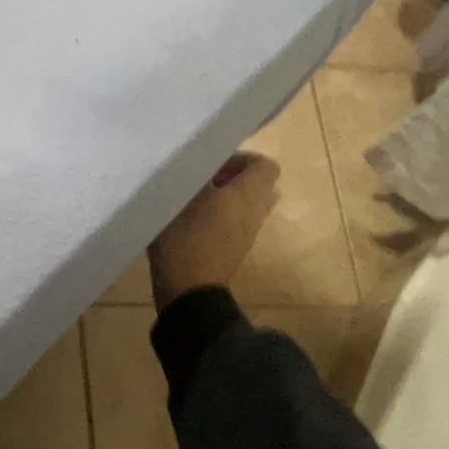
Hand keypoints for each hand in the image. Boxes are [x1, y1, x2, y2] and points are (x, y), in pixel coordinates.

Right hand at [147, 152, 280, 312]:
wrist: (188, 288)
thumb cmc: (186, 236)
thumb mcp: (183, 195)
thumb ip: (196, 175)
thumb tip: (199, 162)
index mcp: (249, 193)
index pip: (265, 165)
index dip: (241, 160)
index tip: (213, 166)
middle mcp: (255, 211)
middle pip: (258, 187)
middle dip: (234, 180)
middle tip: (206, 183)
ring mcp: (247, 234)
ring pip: (246, 207)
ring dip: (226, 201)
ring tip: (196, 204)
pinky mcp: (233, 251)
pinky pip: (235, 225)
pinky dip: (220, 219)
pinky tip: (192, 225)